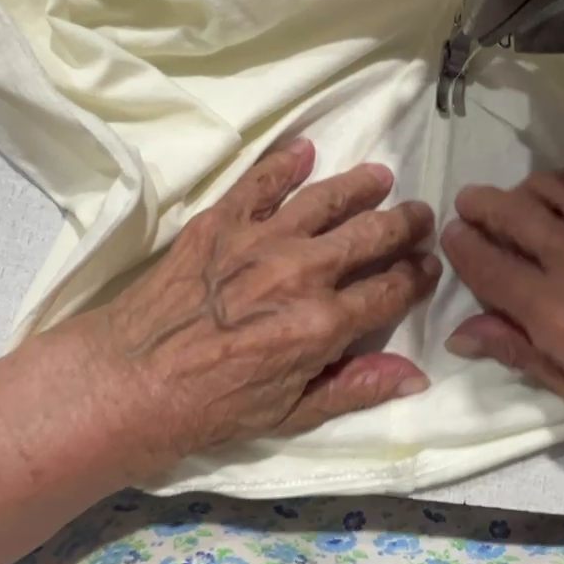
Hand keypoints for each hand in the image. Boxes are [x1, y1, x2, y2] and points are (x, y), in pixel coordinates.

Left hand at [64, 139, 439, 475]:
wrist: (133, 380)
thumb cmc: (215, 406)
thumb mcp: (293, 413)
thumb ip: (357, 388)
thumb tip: (418, 375)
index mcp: (323, 324)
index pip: (391, 290)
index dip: (418, 277)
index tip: (430, 266)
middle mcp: (301, 272)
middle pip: (369, 236)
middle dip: (404, 224)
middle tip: (419, 216)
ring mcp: (260, 240)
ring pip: (325, 200)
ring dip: (360, 185)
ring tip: (380, 176)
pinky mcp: (220, 221)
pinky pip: (260, 182)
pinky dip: (285, 163)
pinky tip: (306, 150)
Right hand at [438, 170, 563, 494]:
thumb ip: (522, 351)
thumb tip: (463, 333)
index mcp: (560, 314)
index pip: (488, 263)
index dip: (461, 245)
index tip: (452, 237)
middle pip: (516, 210)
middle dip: (482, 203)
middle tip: (472, 207)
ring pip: (562, 186)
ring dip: (531, 190)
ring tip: (523, 202)